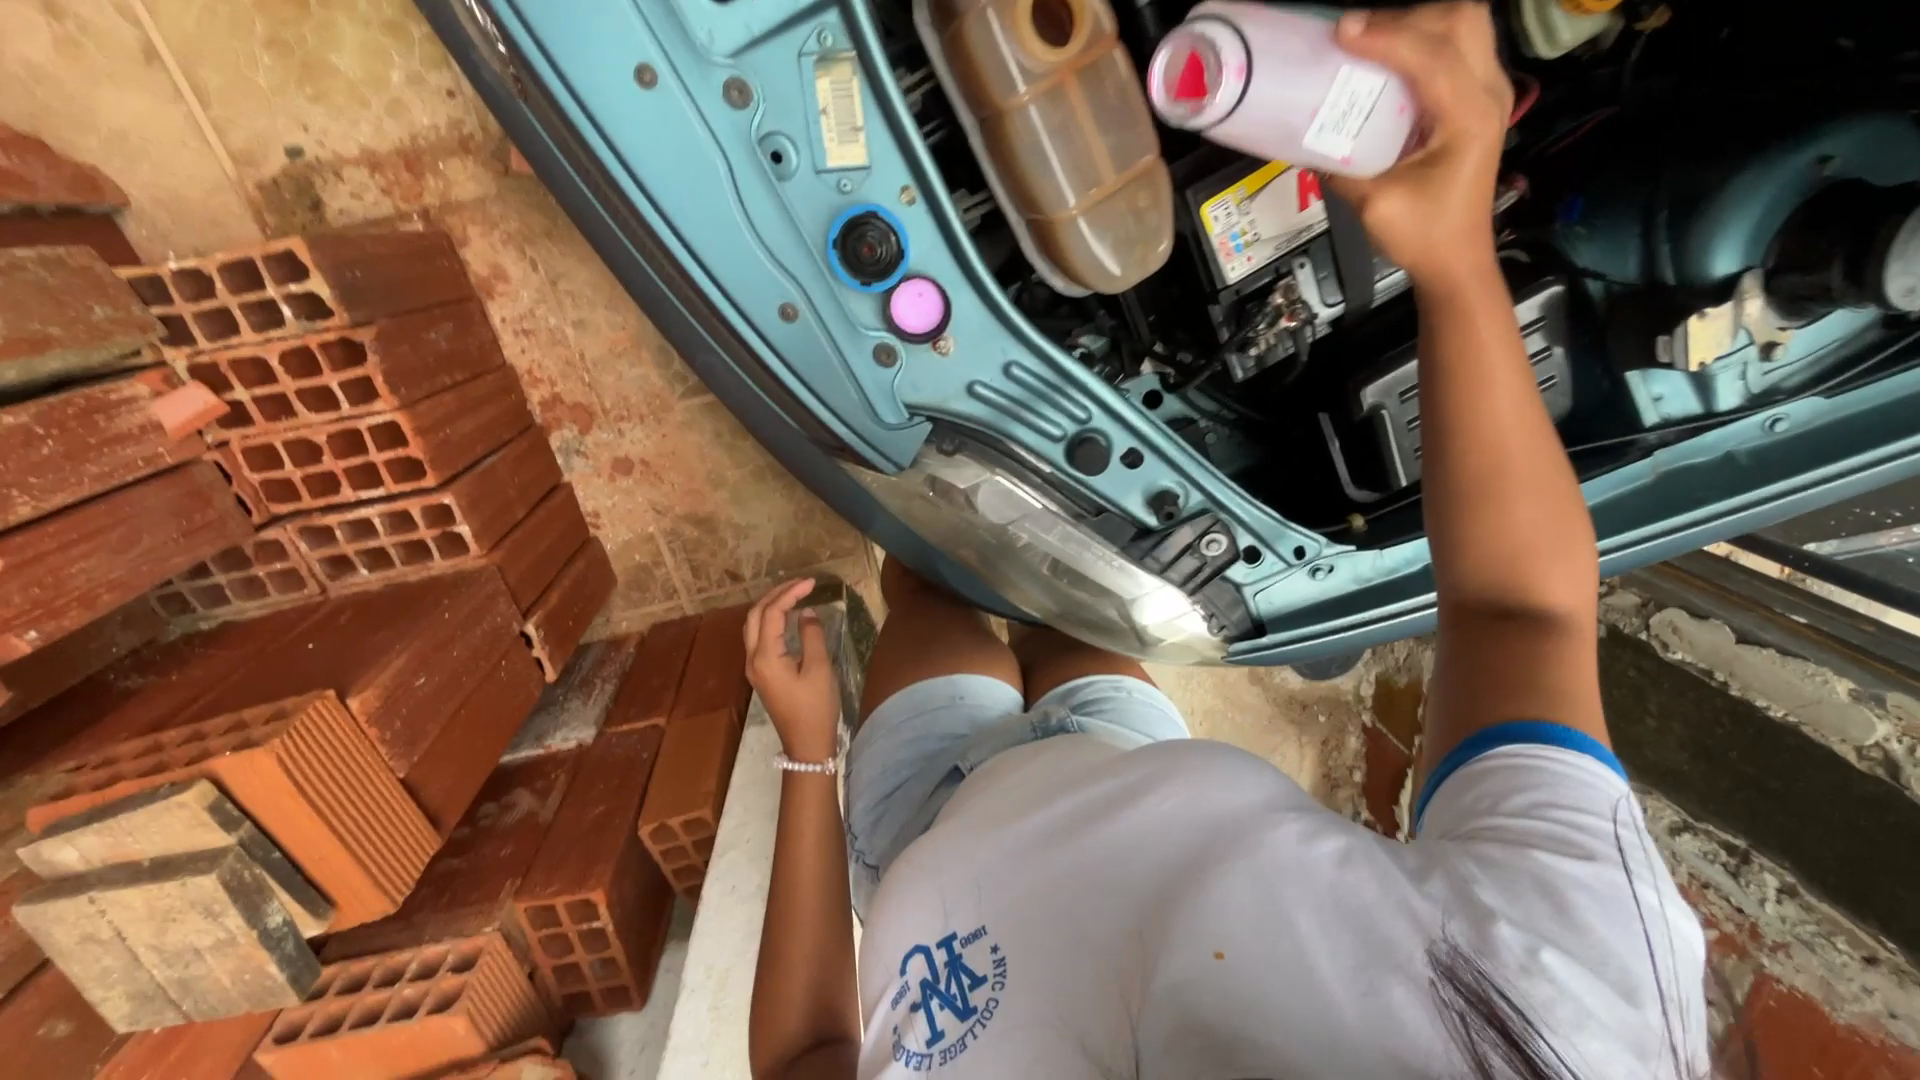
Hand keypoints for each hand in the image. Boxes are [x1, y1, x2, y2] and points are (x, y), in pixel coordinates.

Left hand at [743, 578, 839, 761]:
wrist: (806, 744)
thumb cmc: (816, 708)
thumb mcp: (820, 669)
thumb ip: (812, 636)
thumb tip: (807, 613)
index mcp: (766, 656)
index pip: (773, 613)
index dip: (791, 593)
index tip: (812, 582)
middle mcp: (753, 659)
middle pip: (756, 615)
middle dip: (776, 594)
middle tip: (801, 583)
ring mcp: (754, 667)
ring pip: (753, 626)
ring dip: (771, 606)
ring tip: (794, 594)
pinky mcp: (761, 673)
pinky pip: (759, 638)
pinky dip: (771, 621)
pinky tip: (789, 617)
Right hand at [1324, 3, 1511, 282]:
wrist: (1456, 260)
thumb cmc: (1422, 236)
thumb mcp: (1373, 205)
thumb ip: (1342, 167)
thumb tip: (1309, 141)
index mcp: (1469, 117)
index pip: (1432, 56)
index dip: (1386, 37)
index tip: (1342, 32)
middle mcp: (1489, 94)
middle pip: (1462, 19)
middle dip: (1408, 18)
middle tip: (1360, 36)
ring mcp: (1489, 94)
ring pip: (1466, 26)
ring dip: (1419, 25)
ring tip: (1373, 43)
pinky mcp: (1478, 101)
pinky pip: (1459, 49)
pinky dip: (1424, 43)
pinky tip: (1390, 62)